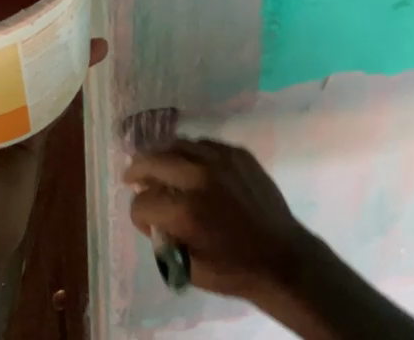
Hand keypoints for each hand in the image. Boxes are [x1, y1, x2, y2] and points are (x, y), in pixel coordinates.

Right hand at [123, 138, 322, 301]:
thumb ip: (163, 236)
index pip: (141, 202)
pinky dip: (192, 153)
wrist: (281, 256)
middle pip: (153, 160)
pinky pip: (204, 144)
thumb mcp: (187, 265)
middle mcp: (199, 177)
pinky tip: (192, 165)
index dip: (137, 213)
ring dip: (164, 157)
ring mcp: (220, 159)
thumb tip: (149, 212)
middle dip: (138, 171)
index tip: (144, 219)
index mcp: (185, 211)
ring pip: (178, 144)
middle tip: (132, 177)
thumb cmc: (233, 269)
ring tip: (160, 167)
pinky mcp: (238, 153)